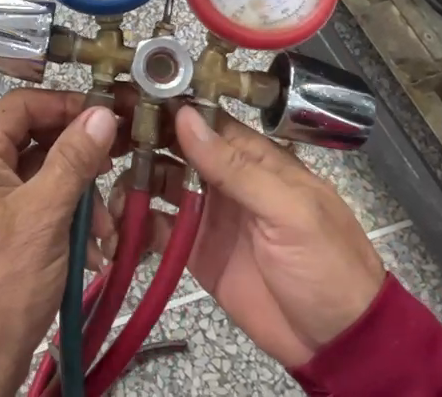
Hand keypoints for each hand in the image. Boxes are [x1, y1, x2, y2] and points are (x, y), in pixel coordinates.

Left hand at [0, 90, 120, 396]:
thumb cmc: (2, 282)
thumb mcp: (44, 214)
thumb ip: (73, 159)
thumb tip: (99, 114)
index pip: (21, 105)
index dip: (64, 105)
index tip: (105, 115)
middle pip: (34, 141)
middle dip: (78, 160)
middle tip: (115, 169)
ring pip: (41, 178)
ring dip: (78, 199)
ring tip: (104, 230)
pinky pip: (38, 209)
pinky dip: (66, 222)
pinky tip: (91, 250)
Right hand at [108, 105, 384, 368]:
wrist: (338, 345)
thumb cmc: (326, 267)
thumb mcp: (289, 211)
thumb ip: (235, 166)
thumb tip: (185, 116)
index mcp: (253, 159)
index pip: (204, 121)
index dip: (167, 107)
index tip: (126, 97)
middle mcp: (224, 179)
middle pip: (173, 147)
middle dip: (140, 140)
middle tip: (103, 140)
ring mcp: (206, 213)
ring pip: (158, 183)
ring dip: (132, 180)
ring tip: (107, 187)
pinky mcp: (192, 249)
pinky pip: (156, 227)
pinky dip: (134, 222)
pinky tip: (118, 223)